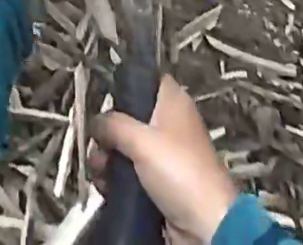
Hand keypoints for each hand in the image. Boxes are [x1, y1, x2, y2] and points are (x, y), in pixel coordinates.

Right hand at [92, 75, 238, 243]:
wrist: (206, 225)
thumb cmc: (181, 171)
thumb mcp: (141, 140)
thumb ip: (113, 124)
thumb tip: (96, 122)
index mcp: (172, 101)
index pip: (147, 78)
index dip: (126, 84)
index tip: (107, 97)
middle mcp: (169, 124)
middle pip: (130, 116)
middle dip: (109, 131)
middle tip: (99, 143)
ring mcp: (164, 154)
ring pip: (127, 146)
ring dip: (108, 157)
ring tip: (99, 169)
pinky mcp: (159, 182)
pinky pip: (131, 172)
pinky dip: (117, 177)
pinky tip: (105, 185)